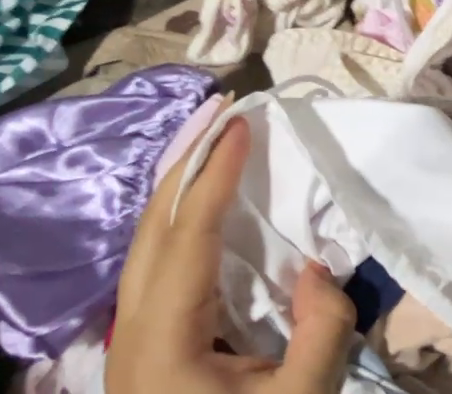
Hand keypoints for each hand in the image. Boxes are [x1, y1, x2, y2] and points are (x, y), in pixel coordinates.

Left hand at [107, 118, 356, 393]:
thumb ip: (320, 331)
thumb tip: (317, 270)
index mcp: (163, 340)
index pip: (189, 236)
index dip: (215, 174)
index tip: (242, 123)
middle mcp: (134, 329)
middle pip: (152, 227)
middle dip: (183, 160)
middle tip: (220, 108)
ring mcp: (132, 337)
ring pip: (146, 241)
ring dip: (177, 183)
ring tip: (211, 138)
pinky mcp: (145, 343)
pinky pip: (155, 259)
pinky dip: (177, 215)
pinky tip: (198, 203)